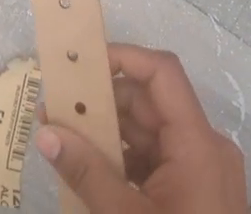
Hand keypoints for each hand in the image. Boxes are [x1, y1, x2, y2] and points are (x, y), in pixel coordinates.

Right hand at [35, 44, 247, 212]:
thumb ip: (86, 172)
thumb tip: (45, 132)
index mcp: (198, 144)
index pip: (161, 73)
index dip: (121, 56)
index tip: (77, 63)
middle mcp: (205, 148)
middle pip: (148, 101)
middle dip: (100, 100)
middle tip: (55, 107)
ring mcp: (201, 172)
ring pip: (147, 131)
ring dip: (105, 131)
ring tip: (61, 137)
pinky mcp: (193, 194)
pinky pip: (152, 159)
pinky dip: (120, 158)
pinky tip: (85, 169)